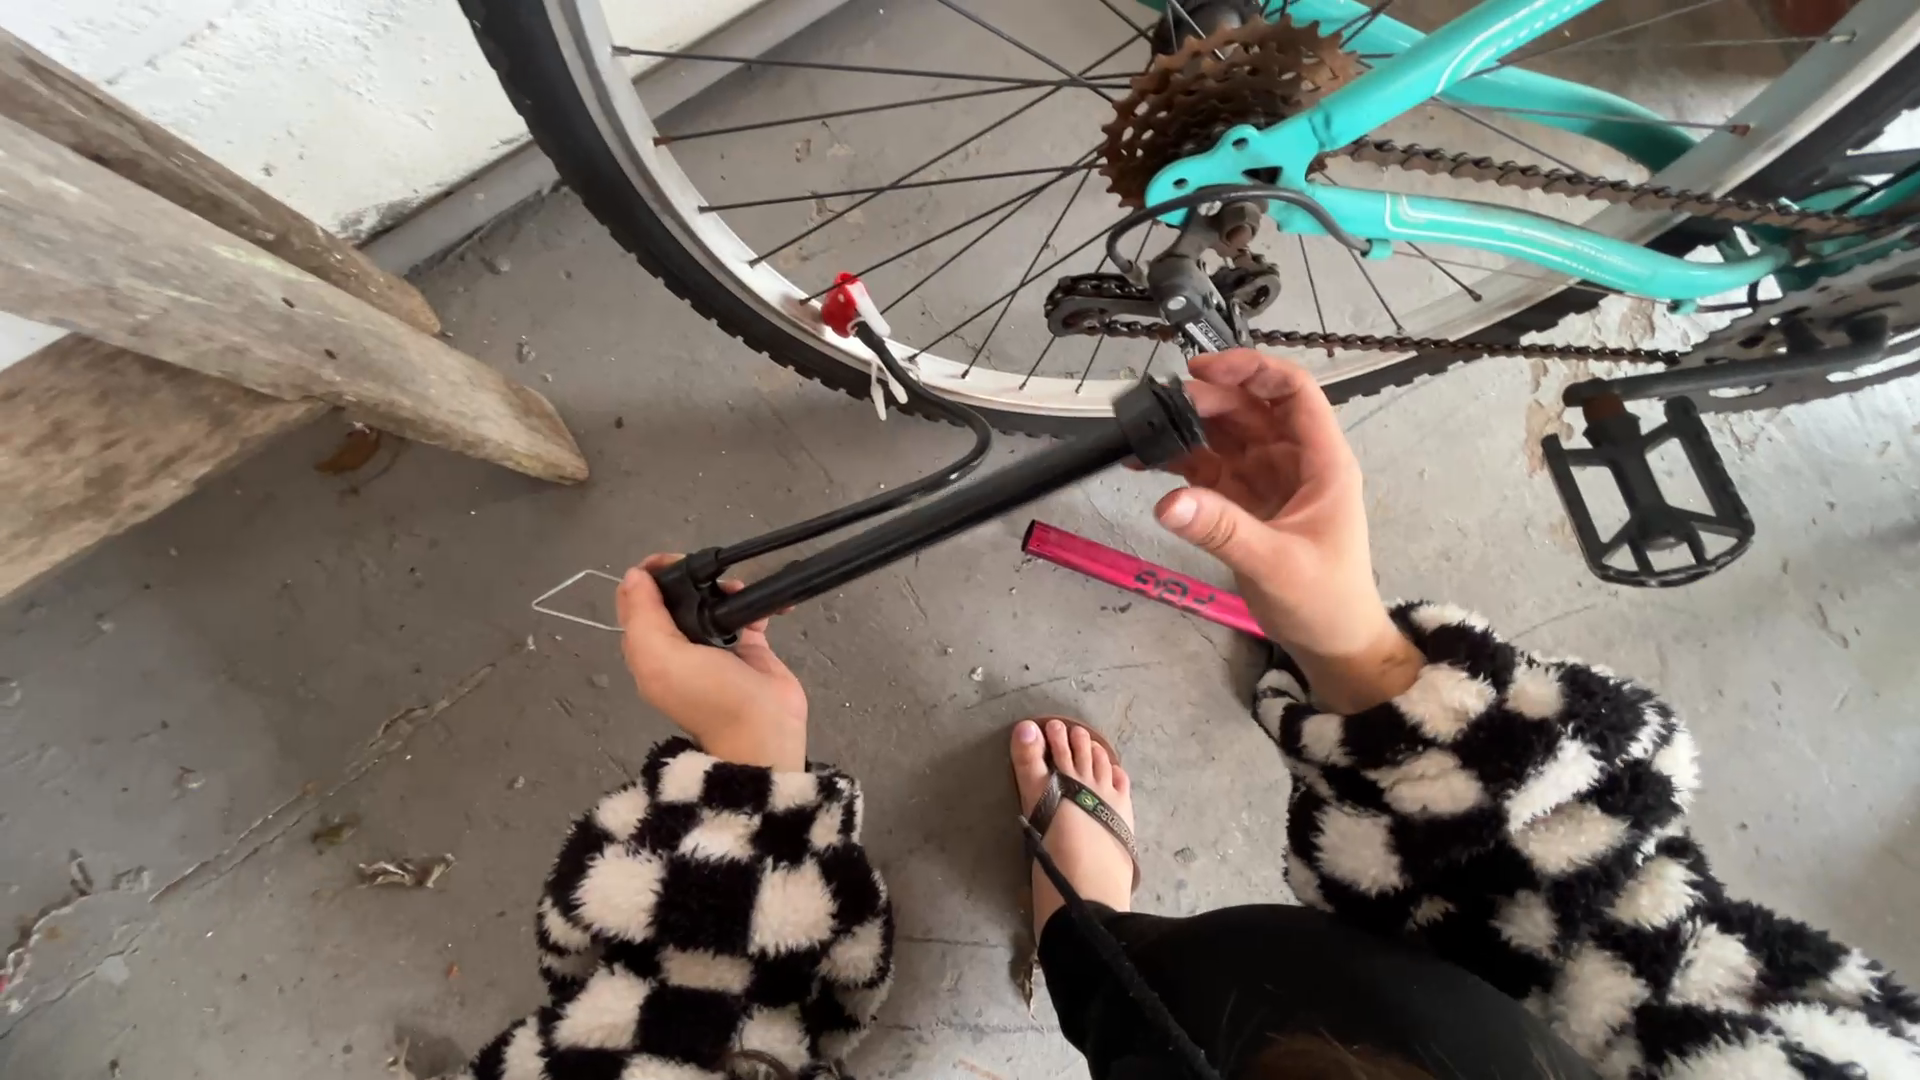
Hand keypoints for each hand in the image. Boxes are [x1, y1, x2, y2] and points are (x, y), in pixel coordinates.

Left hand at [616, 555, 806, 769]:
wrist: (763, 730)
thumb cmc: (710, 695)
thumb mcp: (662, 659)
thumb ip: (644, 616)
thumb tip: (635, 576)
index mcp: (649, 650)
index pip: (636, 601)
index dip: (648, 575)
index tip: (673, 561)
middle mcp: (677, 646)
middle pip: (675, 597)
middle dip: (690, 578)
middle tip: (710, 572)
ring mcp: (714, 646)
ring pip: (711, 602)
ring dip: (725, 588)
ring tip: (741, 589)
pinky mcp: (748, 647)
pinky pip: (747, 614)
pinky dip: (755, 605)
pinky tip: (763, 607)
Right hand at [1155, 350, 1421, 711]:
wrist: (1330, 641)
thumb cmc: (1323, 599)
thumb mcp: (1275, 563)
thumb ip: (1222, 530)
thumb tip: (1167, 502)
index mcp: (1320, 460)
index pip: (1293, 392)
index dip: (1252, 370)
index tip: (1203, 370)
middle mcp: (1292, 461)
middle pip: (1249, 410)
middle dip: (1207, 402)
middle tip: (1161, 407)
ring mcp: (1264, 481)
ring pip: (1224, 437)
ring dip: (1188, 429)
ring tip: (1146, 431)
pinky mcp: (1241, 504)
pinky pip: (1207, 470)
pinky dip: (1178, 463)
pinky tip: (1147, 462)